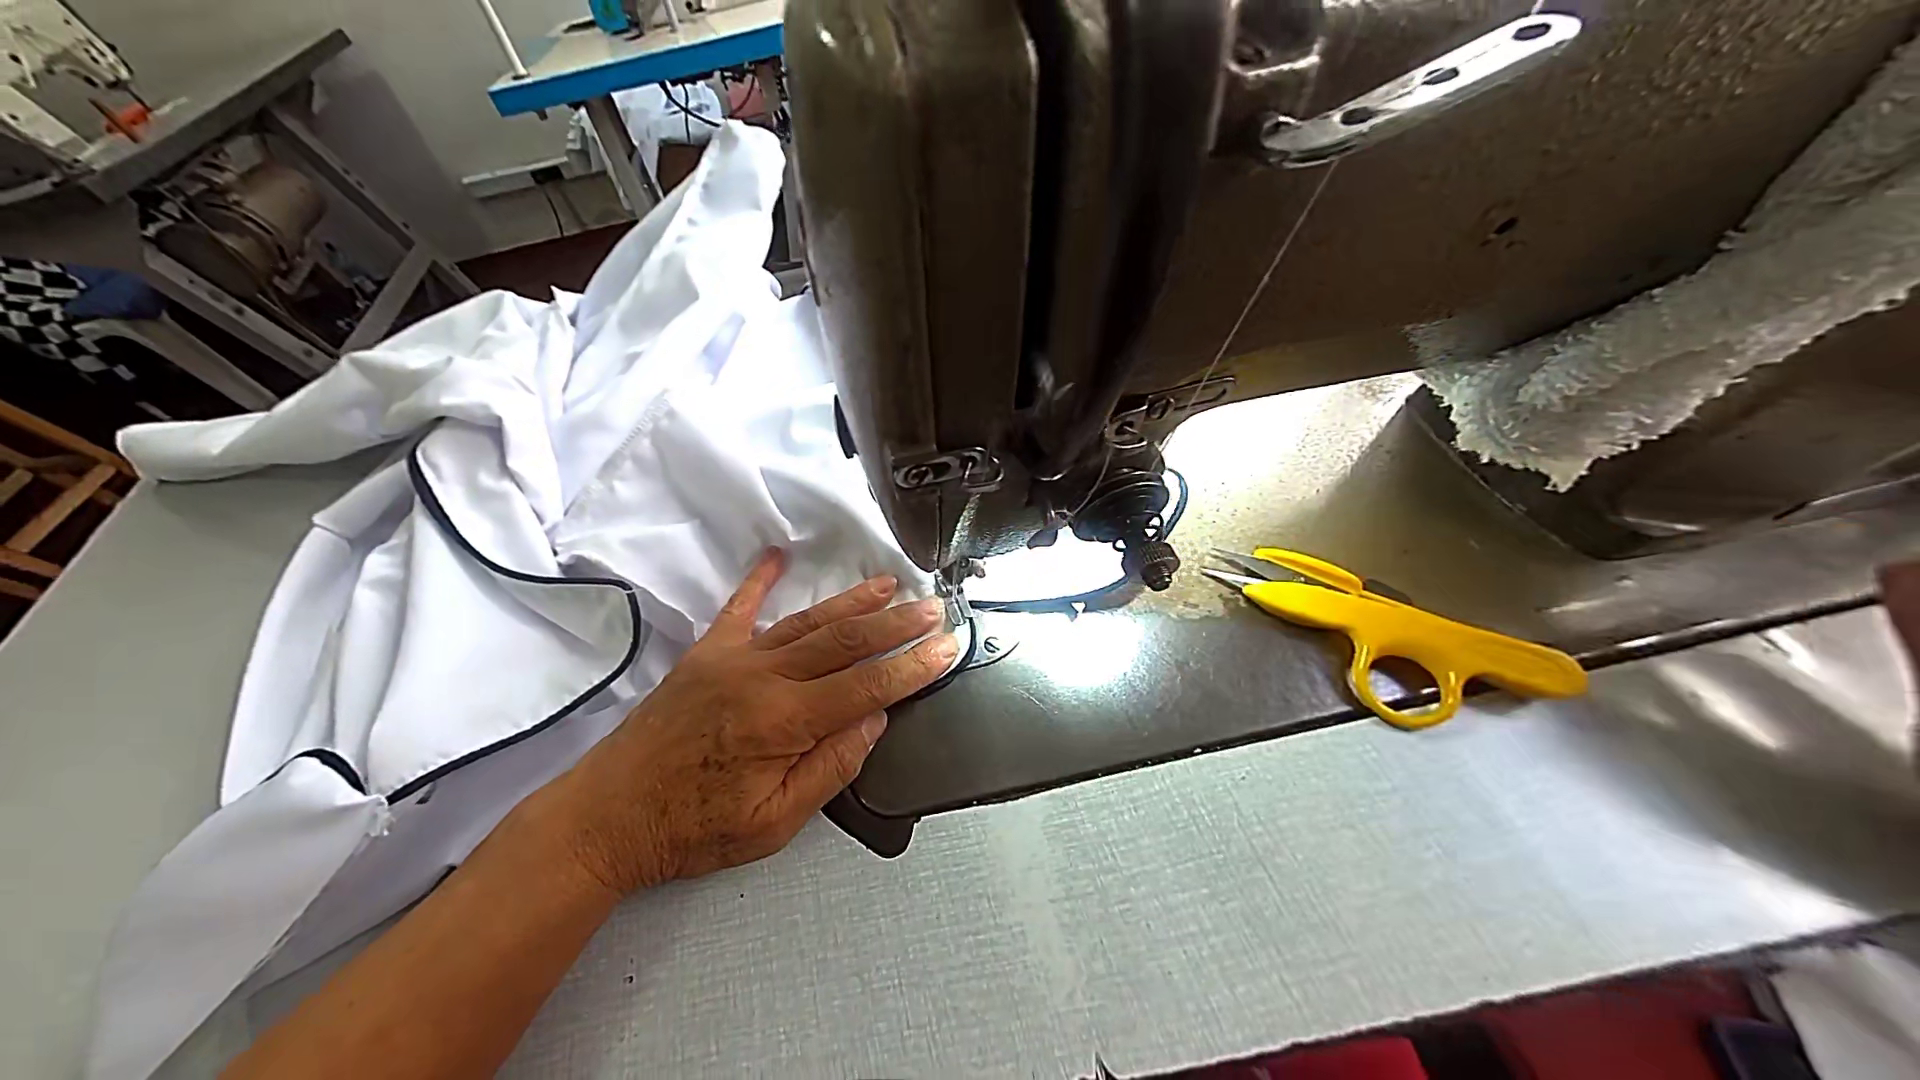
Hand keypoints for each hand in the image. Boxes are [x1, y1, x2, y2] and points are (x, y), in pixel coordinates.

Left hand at [548, 548, 956, 893]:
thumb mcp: (773, 823)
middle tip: (933, 608)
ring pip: (807, 621)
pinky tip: (778, 556)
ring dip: (852, 601)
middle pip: (844, 641)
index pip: (867, 686)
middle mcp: (762, 678)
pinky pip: (739, 609)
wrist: (606, 817)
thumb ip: (829, 769)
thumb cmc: (691, 830)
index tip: (947, 646)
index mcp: (783, 723)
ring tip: (889, 585)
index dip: (913, 666)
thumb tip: (874, 720)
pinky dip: (760, 580)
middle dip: (896, 623)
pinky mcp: (705, 653)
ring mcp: (732, 659)